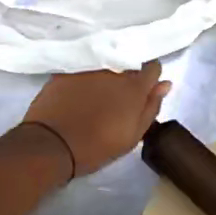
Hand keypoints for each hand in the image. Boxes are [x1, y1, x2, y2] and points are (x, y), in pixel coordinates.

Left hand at [20, 62, 170, 175]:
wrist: (50, 146)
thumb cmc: (97, 147)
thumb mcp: (132, 135)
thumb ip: (151, 107)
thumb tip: (165, 84)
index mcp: (134, 87)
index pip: (153, 68)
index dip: (151, 78)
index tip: (144, 91)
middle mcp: (114, 72)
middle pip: (128, 67)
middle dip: (127, 78)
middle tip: (117, 100)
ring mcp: (88, 69)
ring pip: (105, 68)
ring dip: (106, 78)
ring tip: (96, 98)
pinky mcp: (65, 72)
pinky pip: (83, 71)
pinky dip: (84, 79)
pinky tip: (77, 95)